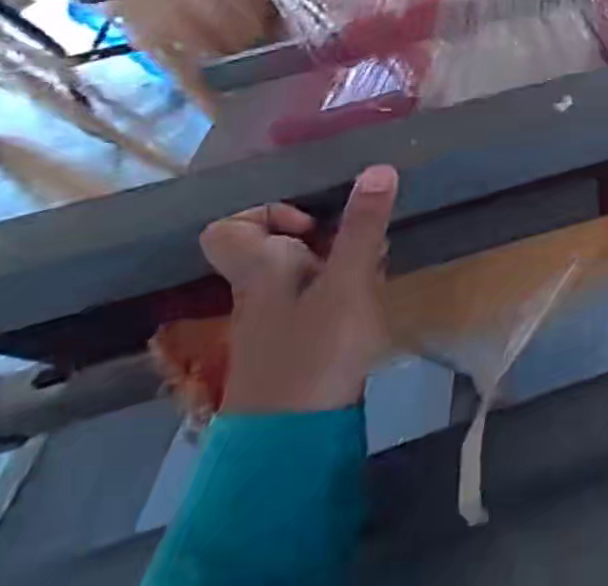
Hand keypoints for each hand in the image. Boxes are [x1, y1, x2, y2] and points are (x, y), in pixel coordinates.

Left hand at [201, 165, 397, 413]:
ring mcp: (276, 322)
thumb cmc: (315, 350)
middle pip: (275, 248)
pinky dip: (340, 293)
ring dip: (337, 265)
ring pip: (300, 274)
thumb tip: (379, 167)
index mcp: (259, 269)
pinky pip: (314, 301)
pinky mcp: (296, 346)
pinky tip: (367, 302)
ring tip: (373, 269)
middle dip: (322, 238)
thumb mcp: (346, 281)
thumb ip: (362, 226)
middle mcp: (258, 291)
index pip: (227, 229)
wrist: (294, 441)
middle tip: (359, 244)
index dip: (265, 215)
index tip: (312, 224)